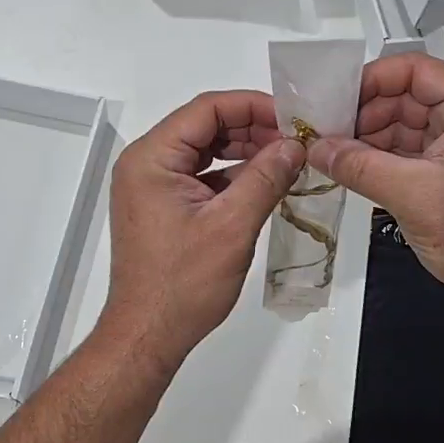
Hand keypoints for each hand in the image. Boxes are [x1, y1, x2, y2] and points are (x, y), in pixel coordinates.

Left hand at [100, 91, 304, 369]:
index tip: (293, 118)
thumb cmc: (185, 282)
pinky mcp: (162, 206)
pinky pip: (201, 176)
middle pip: (205, 126)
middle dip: (252, 128)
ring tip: (288, 158)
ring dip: (245, 151)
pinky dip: (232, 175)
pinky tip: (266, 182)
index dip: (252, 107)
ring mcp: (152, 186)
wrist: (148, 336)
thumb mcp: (232, 225)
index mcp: (152, 158)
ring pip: (205, 150)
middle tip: (297, 140)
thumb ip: (266, 177)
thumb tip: (295, 145)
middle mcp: (146, 163)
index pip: (206, 110)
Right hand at [309, 54, 443, 321]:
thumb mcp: (410, 194)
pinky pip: (410, 147)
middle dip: (364, 112)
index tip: (332, 103)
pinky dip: (381, 155)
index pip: (414, 70)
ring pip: (404, 122)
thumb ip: (358, 165)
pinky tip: (350, 166)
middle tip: (323, 132)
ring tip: (330, 151)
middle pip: (406, 94)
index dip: (370, 81)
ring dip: (368, 136)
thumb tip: (314, 147)